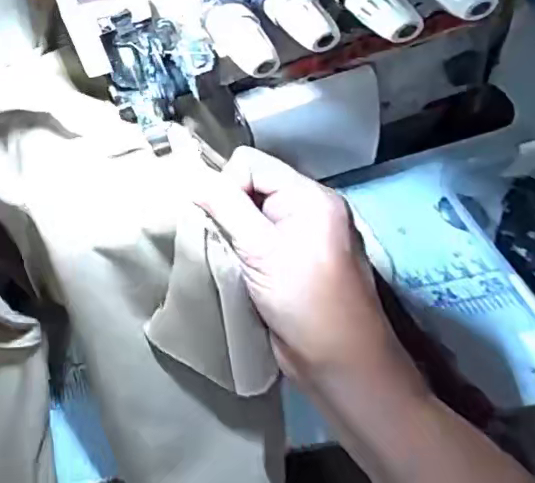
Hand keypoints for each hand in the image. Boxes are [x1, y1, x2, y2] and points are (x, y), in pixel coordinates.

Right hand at [192, 146, 404, 388]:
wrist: (344, 370)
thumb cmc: (306, 304)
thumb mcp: (259, 250)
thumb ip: (224, 206)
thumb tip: (191, 179)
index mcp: (311, 195)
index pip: (250, 163)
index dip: (228, 185)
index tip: (225, 224)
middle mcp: (311, 206)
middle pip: (251, 182)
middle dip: (231, 206)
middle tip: (230, 242)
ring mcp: (307, 232)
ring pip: (252, 207)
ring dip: (236, 227)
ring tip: (234, 255)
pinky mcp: (299, 255)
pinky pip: (261, 230)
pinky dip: (246, 242)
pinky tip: (243, 265)